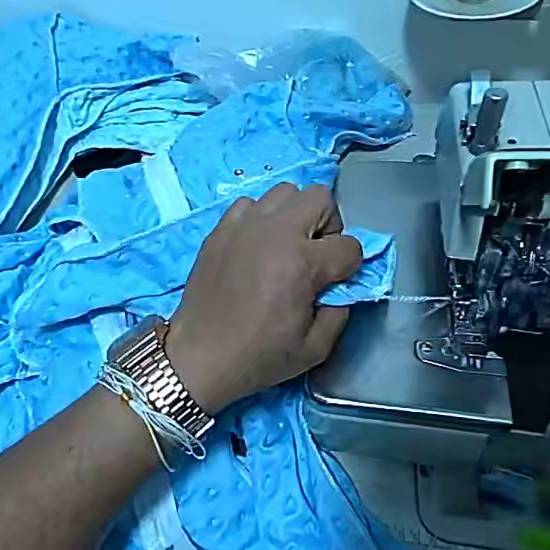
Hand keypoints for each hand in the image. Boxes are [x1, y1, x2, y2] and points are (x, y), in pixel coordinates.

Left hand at [166, 183, 362, 410]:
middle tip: (316, 254)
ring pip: (285, 192)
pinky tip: (257, 246)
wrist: (200, 357)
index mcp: (301, 263)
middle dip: (328, 226)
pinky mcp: (221, 229)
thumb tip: (341, 286)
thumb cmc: (259, 356)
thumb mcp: (316, 348)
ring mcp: (244, 226)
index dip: (349, 266)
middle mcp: (274, 233)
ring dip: (295, 215)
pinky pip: (251, 203)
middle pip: (321, 198)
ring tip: (286, 245)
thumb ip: (341, 310)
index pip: (349, 245)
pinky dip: (261, 218)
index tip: (335, 283)